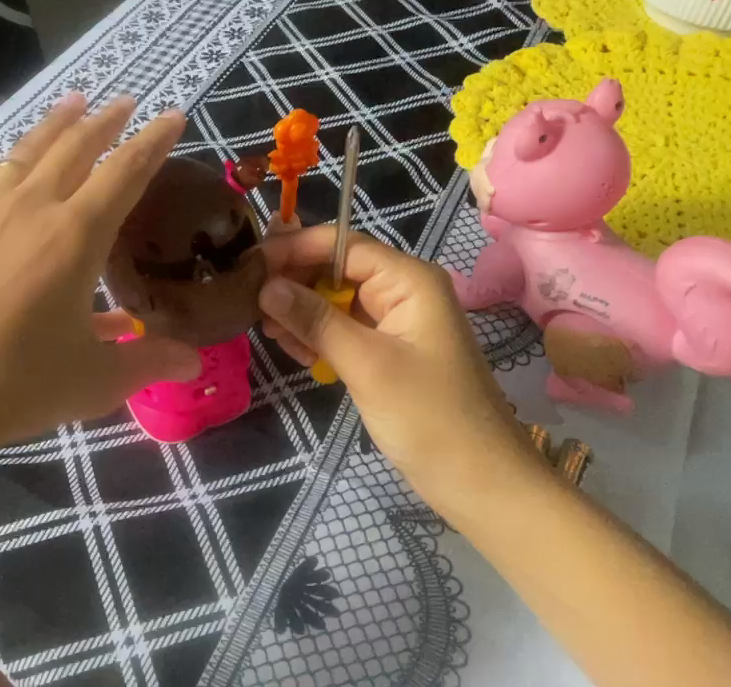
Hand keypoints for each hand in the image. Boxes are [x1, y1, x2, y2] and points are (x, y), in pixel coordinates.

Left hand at [0, 72, 202, 469]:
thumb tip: (194, 361)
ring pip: (27, 151)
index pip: (127, 174)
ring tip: (75, 101)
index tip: (172, 117)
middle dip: (107, 124)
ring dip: (55, 124)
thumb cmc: (19, 387)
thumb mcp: (96, 380)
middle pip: (78, 151)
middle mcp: (33, 207)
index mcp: (78, 236)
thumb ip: (149, 361)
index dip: (153, 142)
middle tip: (125, 104)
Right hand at [258, 227, 539, 514]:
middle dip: (291, 281)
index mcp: (408, 279)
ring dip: (298, 310)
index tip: (247, 266)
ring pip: (332, 297)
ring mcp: (394, 320)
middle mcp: (401, 289)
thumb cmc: (431, 419)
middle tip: (248, 302)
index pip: (339, 244)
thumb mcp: (366, 364)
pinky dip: (313, 333)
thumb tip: (264, 284)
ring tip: (265, 329)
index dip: (291, 249)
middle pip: (333, 267)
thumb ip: (314, 319)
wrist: (482, 486)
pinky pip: (340, 325)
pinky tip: (290, 347)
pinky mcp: (386, 348)